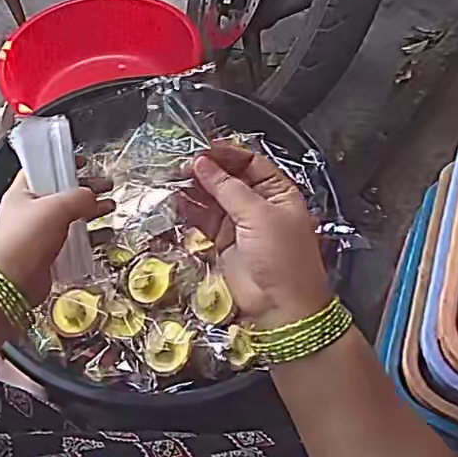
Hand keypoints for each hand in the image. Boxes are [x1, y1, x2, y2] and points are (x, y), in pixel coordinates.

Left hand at [0, 174, 112, 305]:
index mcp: (23, 192)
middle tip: (106, 185)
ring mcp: (39, 233)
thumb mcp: (55, 208)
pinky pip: (73, 240)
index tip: (83, 162)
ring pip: (70, 216)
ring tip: (110, 207)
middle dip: (86, 188)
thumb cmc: (25, 239)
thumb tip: (94, 197)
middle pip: (62, 192)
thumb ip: (79, 197)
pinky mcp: (48, 253)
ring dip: (91, 210)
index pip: (43, 169)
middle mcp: (30, 211)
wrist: (12, 282)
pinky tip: (105, 233)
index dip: (63, 163)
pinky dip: (89, 236)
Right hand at [187, 144, 331, 328]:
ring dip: (195, 189)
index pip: (250, 163)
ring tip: (174, 180)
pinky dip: (190, 210)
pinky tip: (177, 201)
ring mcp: (239, 223)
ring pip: (213, 198)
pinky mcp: (223, 241)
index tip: (202, 149)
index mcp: (278, 192)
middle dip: (207, 171)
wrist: (280, 306)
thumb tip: (202, 163)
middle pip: (229, 179)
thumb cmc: (282, 258)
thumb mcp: (258, 215)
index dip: (226, 155)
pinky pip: (203, 219)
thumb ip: (227, 187)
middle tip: (182, 165)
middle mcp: (259, 205)